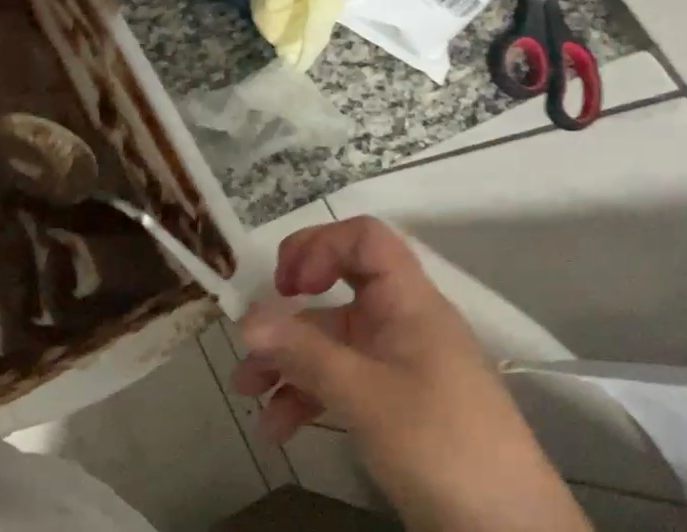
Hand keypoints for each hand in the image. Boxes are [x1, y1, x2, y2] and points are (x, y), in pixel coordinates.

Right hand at [233, 217, 589, 531]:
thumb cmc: (442, 446)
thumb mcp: (363, 396)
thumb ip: (302, 352)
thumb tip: (244, 319)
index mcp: (410, 306)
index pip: (365, 240)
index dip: (320, 246)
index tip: (289, 285)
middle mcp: (402, 326)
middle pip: (334, 296)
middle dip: (284, 315)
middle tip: (249, 336)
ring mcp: (398, 368)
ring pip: (329, 346)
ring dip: (283, 364)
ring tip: (247, 392)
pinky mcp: (393, 408)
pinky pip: (338, 385)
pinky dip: (303, 399)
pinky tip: (275, 429)